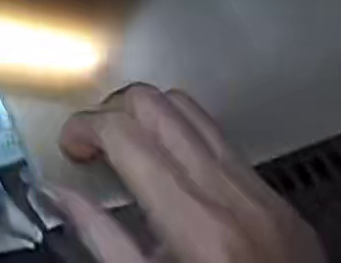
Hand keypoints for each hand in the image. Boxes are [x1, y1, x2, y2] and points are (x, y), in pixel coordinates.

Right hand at [48, 84, 325, 262]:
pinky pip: (221, 141)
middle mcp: (233, 198)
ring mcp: (265, 197)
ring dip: (148, 117)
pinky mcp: (283, 205)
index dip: (82, 127)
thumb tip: (57, 192)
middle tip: (97, 143)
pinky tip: (174, 174)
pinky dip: (184, 140)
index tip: (72, 147)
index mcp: (197, 225)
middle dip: (111, 112)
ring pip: (188, 108)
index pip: (122, 131)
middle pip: (153, 103)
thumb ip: (100, 237)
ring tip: (132, 148)